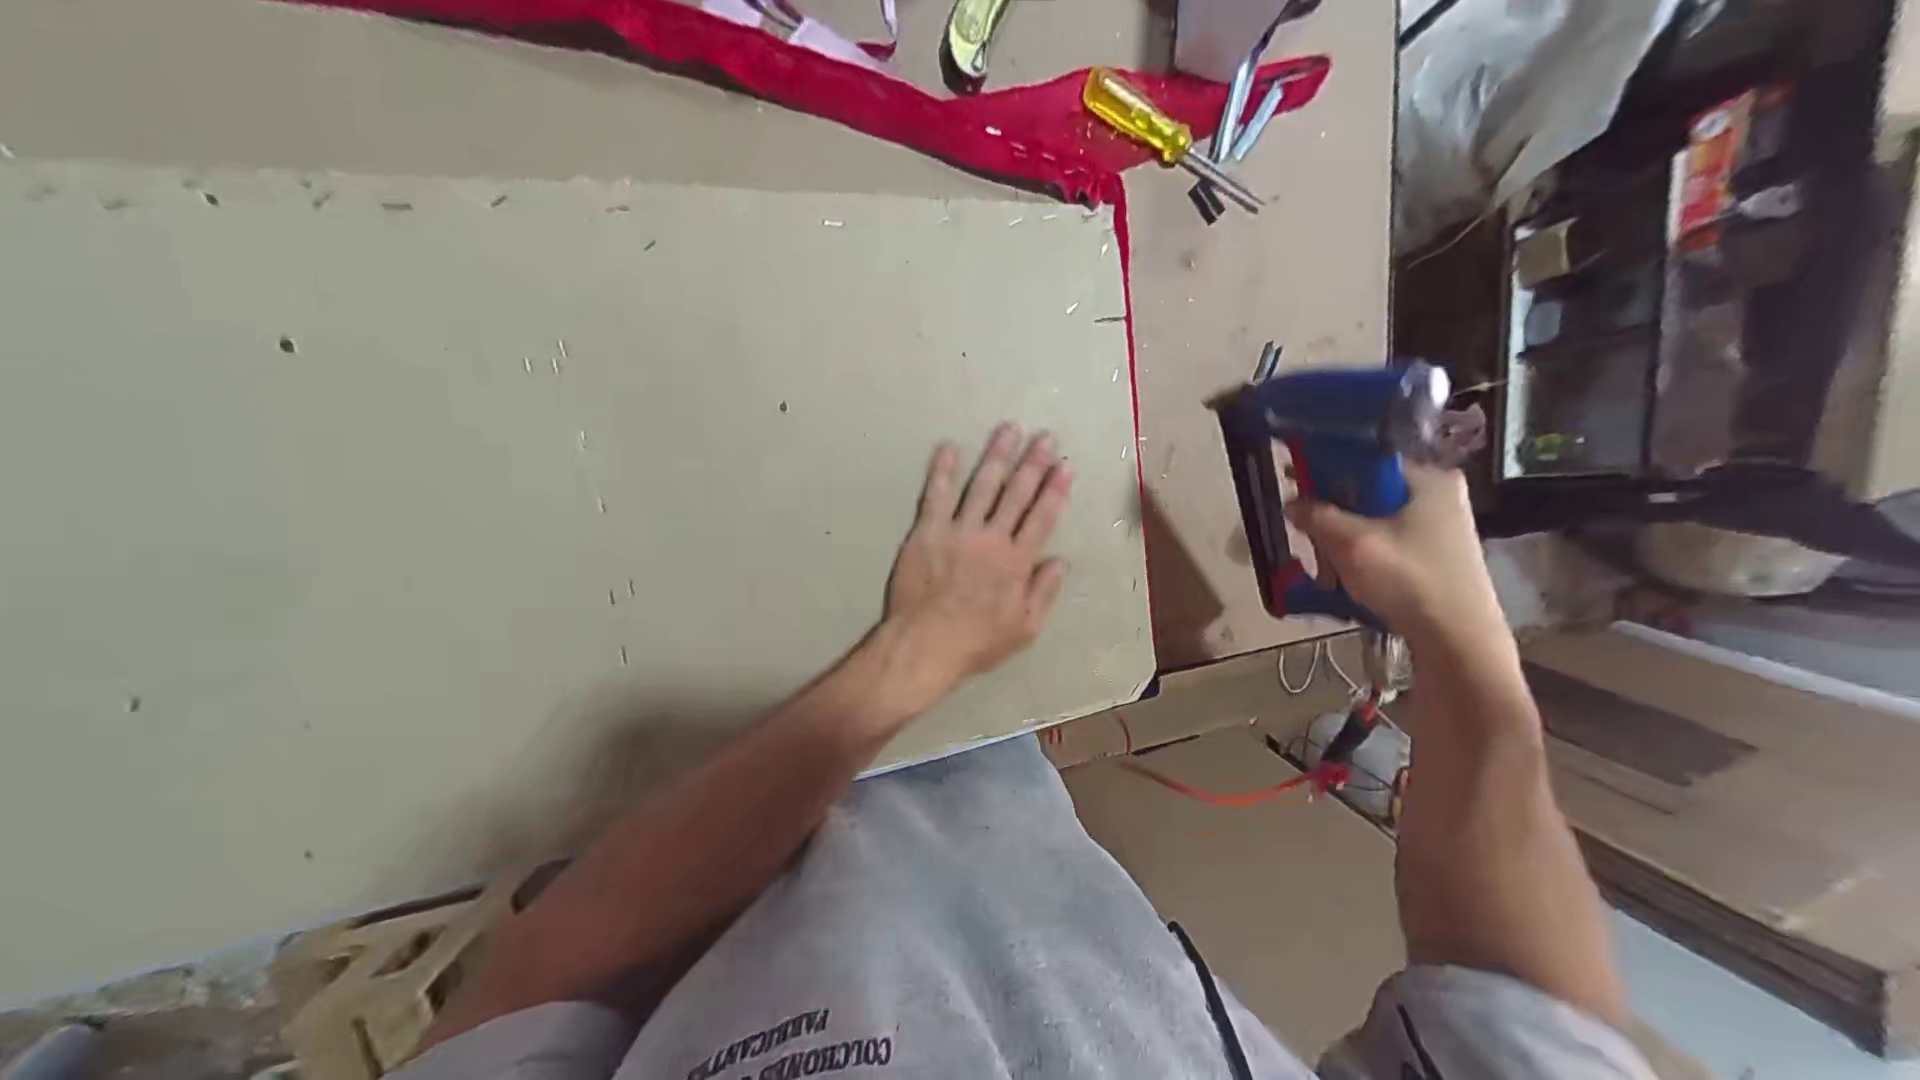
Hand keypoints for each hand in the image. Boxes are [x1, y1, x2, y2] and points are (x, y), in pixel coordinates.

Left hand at [878, 423, 1073, 707]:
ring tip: (1009, 430)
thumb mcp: (1025, 629)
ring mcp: (959, 531)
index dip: (1055, 489)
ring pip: (982, 485)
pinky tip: (949, 447)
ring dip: (997, 456)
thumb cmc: (977, 642)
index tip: (1065, 465)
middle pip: (1016, 493)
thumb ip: (1044, 593)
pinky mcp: (928, 532)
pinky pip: (936, 495)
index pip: (1042, 517)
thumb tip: (1060, 561)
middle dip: (1033, 463)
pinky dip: (942, 470)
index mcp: (1017, 562)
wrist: (926, 644)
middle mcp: (992, 539)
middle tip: (1044, 437)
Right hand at [1284, 463, 1503, 646]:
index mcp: (1429, 479)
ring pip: (1373, 519)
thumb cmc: (1408, 580)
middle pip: (1367, 491)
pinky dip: (1362, 554)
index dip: (1327, 469)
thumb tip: (1290, 503)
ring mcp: (1441, 527)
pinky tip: (1348, 575)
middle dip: (1333, 513)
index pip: (1366, 459)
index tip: (1296, 485)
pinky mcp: (1436, 554)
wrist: (1456, 640)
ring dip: (1343, 539)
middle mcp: (1440, 495)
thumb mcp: (1351, 543)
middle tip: (1310, 535)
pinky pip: (1385, 541)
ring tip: (1328, 564)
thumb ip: (1316, 516)